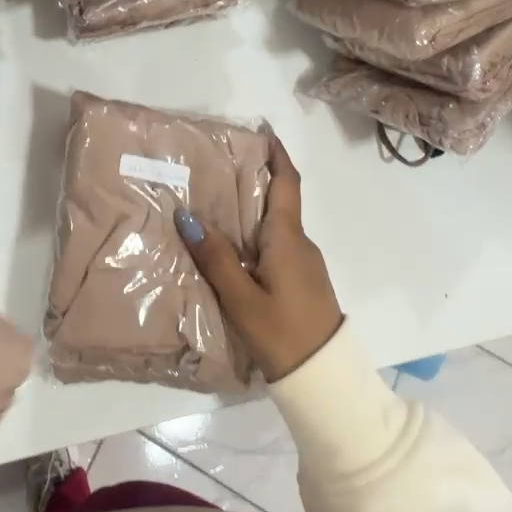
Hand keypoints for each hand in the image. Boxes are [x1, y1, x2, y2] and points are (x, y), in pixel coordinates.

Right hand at [177, 134, 343, 381]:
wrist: (325, 379)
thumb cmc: (283, 333)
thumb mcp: (242, 298)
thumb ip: (216, 257)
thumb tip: (186, 214)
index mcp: (288, 238)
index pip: (288, 183)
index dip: (278, 155)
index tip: (263, 132)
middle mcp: (300, 243)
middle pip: (279, 201)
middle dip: (255, 180)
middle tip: (218, 168)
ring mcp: (304, 265)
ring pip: (276, 226)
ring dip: (252, 211)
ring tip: (214, 207)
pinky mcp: (301, 283)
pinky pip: (277, 247)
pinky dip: (256, 236)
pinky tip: (232, 249)